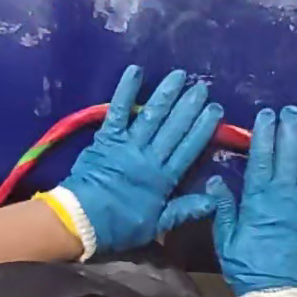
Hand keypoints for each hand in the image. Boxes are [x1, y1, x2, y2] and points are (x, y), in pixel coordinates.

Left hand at [55, 65, 224, 255]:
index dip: (203, 128)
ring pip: (152, 115)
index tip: (215, 110)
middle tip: (202, 87)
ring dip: (166, 94)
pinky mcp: (106, 138)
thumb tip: (214, 199)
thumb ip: (184, 210)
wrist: (80, 221)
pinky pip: (118, 111)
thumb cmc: (120, 226)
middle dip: (189, 106)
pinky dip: (126, 90)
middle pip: (174, 127)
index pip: (189, 148)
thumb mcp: (157, 226)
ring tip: (179, 75)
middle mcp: (149, 157)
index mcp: (163, 178)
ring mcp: (127, 145)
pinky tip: (135, 71)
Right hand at [205, 105, 296, 296]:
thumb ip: (223, 208)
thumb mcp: (225, 237)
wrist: (276, 291)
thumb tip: (216, 181)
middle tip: (291, 111)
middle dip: (289, 131)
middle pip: (288, 156)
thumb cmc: (246, 264)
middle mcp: (284, 198)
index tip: (266, 116)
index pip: (262, 160)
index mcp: (257, 201)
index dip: (264, 135)